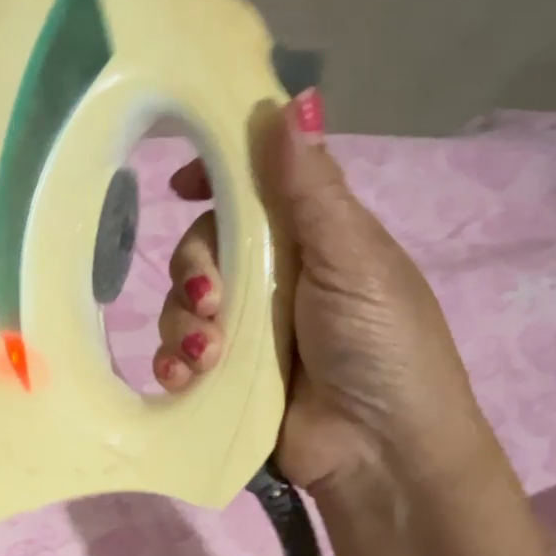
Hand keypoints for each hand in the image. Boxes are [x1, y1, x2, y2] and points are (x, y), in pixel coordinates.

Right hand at [152, 91, 491, 493]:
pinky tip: (186, 378)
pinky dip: (173, 364)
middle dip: (194, 269)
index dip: (216, 177)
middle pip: (203, 247)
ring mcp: (245, 332)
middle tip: (211, 300)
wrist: (379, 453)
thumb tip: (287, 102)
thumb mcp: (352, 259)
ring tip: (208, 357)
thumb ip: (309, 189)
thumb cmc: (382, 346)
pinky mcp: (223, 379)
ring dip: (183, 325)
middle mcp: (273, 279)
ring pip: (181, 304)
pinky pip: (176, 356)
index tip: (181, 180)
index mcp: (312, 239)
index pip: (253, 190)